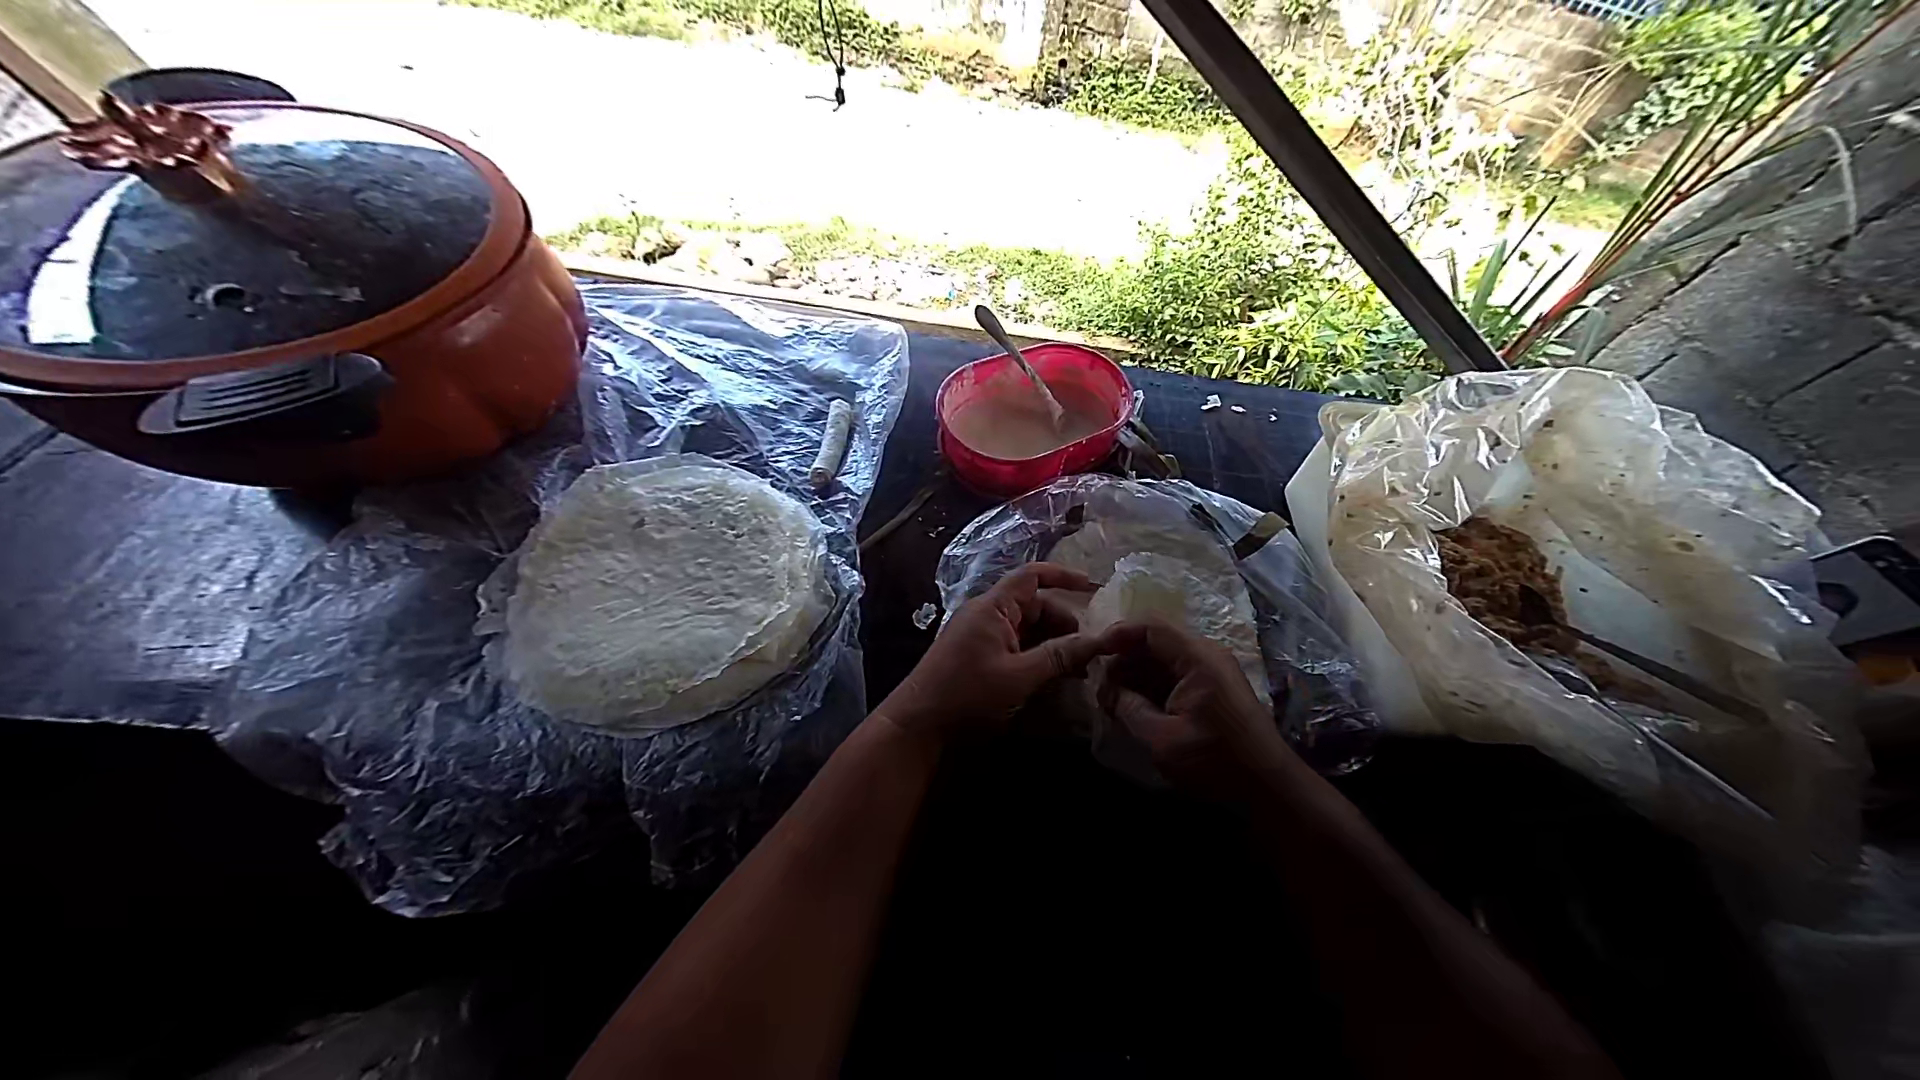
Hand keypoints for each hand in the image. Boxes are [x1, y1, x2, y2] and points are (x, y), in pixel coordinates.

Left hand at [878, 563, 1107, 744]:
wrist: (918, 725)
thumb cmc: (967, 694)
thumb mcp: (1018, 676)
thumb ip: (1058, 657)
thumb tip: (1099, 640)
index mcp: (992, 607)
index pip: (1031, 576)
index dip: (1063, 576)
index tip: (1093, 588)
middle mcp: (986, 614)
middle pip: (1034, 606)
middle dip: (1064, 623)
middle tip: (1091, 651)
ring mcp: (980, 636)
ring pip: (1026, 629)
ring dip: (1052, 643)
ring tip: (1078, 669)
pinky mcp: (978, 657)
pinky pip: (1014, 646)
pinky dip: (1036, 656)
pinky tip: (1054, 678)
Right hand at [1094, 620, 1289, 785]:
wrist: (1271, 792)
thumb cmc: (1216, 762)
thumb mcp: (1161, 738)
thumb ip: (1127, 707)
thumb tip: (1103, 691)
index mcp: (1198, 658)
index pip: (1150, 626)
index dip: (1116, 634)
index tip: (1091, 653)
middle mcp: (1207, 655)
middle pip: (1155, 639)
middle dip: (1122, 656)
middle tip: (1096, 680)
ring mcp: (1212, 672)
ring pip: (1162, 657)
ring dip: (1134, 671)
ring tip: (1109, 695)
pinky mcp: (1213, 689)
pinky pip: (1174, 673)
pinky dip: (1150, 683)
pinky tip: (1132, 704)